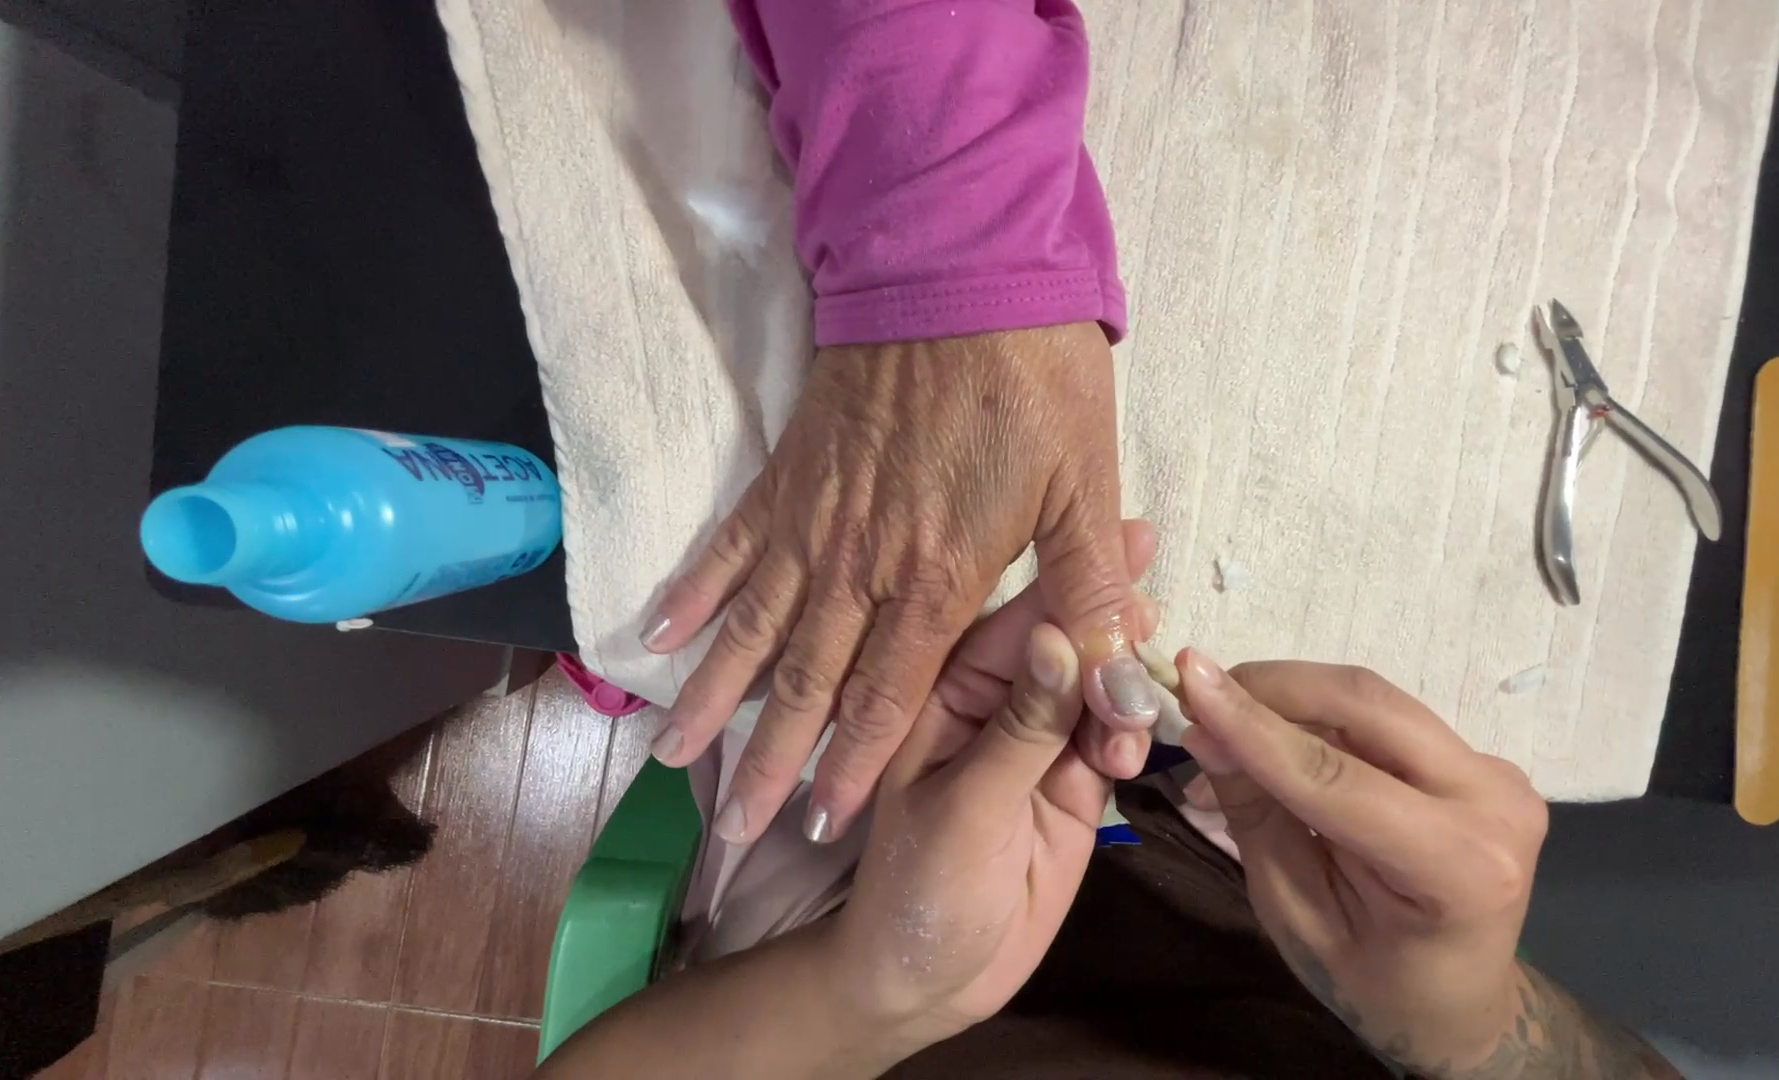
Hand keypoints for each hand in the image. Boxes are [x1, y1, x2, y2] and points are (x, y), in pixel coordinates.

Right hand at [643, 325, 1158, 845]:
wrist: (961, 270)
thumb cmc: (1032, 379)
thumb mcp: (1085, 485)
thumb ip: (1092, 592)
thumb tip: (1118, 688)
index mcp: (939, 578)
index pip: (888, 697)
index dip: (855, 767)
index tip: (819, 825)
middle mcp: (862, 564)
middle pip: (809, 680)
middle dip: (773, 759)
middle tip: (733, 824)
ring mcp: (814, 519)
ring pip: (756, 627)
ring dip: (714, 697)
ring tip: (670, 753)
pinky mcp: (789, 474)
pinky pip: (731, 545)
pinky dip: (696, 593)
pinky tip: (659, 637)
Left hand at [821, 520, 1159, 1043]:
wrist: (931, 979)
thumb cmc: (919, 887)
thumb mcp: (966, 805)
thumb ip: (1020, 728)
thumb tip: (1062, 636)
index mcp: (950, 689)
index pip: (1016, 623)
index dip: (1068, 584)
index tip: (1126, 540)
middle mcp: (999, 701)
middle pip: (1065, 645)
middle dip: (1108, 627)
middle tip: (1151, 607)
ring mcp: (1041, 739)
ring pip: (1096, 689)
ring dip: (1123, 690)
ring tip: (1140, 704)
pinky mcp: (1076, 780)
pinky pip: (1113, 740)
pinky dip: (1131, 738)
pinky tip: (1136, 749)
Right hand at [1174, 656, 1549, 1075]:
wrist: (1458, 1003)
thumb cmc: (1370, 974)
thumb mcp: (1292, 908)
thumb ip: (1252, 812)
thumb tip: (1202, 731)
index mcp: (1458, 866)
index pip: (1333, 774)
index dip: (1252, 723)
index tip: (1188, 676)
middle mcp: (1491, 800)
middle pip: (1363, 704)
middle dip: (1269, 686)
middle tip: (1198, 690)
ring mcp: (1491, 770)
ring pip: (1367, 696)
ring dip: (1285, 693)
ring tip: (1223, 710)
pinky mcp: (1471, 754)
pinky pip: (1374, 710)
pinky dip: (1309, 709)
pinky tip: (1269, 727)